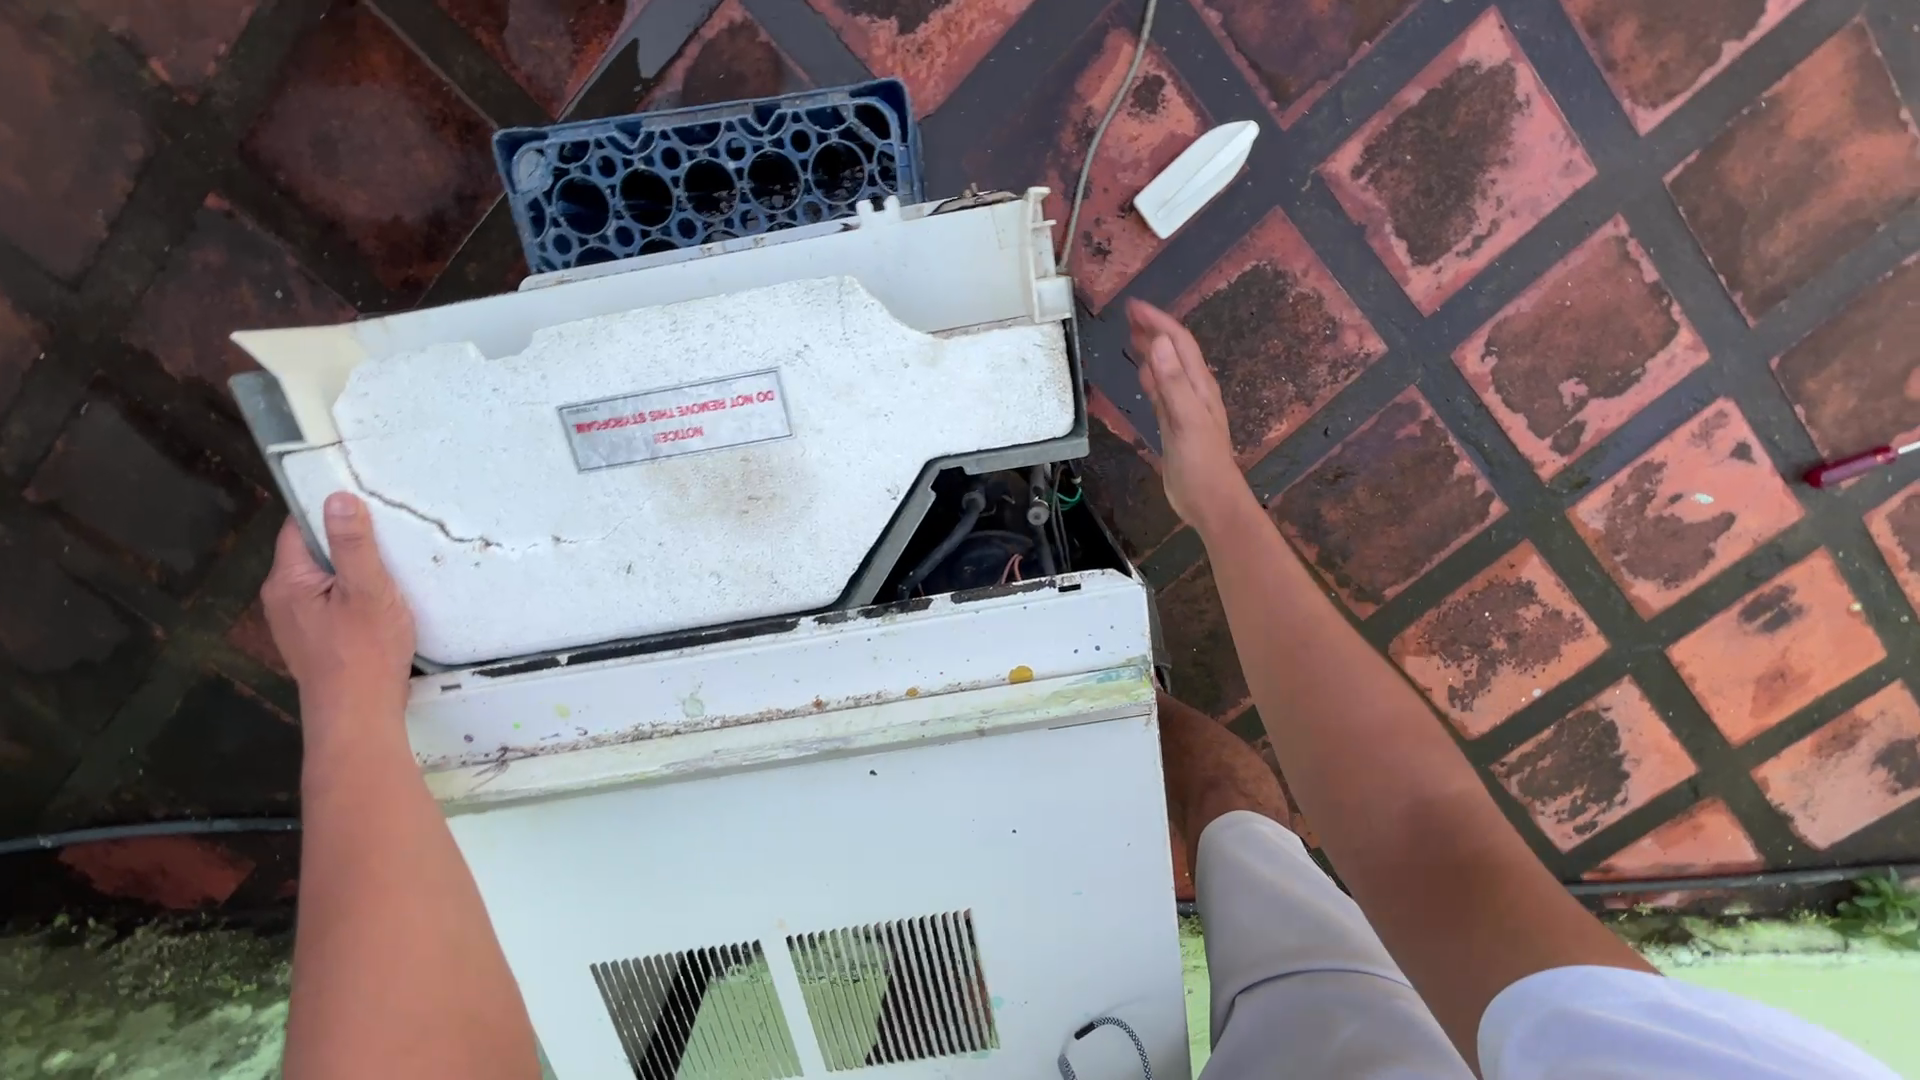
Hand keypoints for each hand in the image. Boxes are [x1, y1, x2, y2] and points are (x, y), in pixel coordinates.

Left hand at [262, 492, 416, 719]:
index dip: (329, 509)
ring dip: (355, 568)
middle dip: (348, 539)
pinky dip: (356, 592)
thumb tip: (338, 497)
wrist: (358, 711)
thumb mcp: (367, 590)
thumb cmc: (364, 649)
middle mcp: (283, 598)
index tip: (364, 496)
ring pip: (326, 579)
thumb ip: (353, 545)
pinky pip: (333, 601)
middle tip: (390, 527)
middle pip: (313, 552)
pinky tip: (385, 597)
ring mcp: (298, 621)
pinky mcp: (317, 638)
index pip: (298, 528)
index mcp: (287, 581)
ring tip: (394, 560)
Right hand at [1126, 299, 1255, 535]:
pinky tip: (1142, 375)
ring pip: (1166, 371)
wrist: (1210, 502)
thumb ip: (1172, 383)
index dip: (1159, 322)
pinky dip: (1150, 379)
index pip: (1179, 344)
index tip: (1134, 307)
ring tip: (1132, 336)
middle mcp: (1193, 392)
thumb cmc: (1202, 464)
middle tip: (1128, 315)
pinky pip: (1161, 393)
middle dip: (1154, 330)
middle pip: (1174, 352)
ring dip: (1151, 351)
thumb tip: (1161, 343)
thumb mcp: (1186, 420)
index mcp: (1199, 387)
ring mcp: (1184, 409)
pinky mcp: (1174, 426)